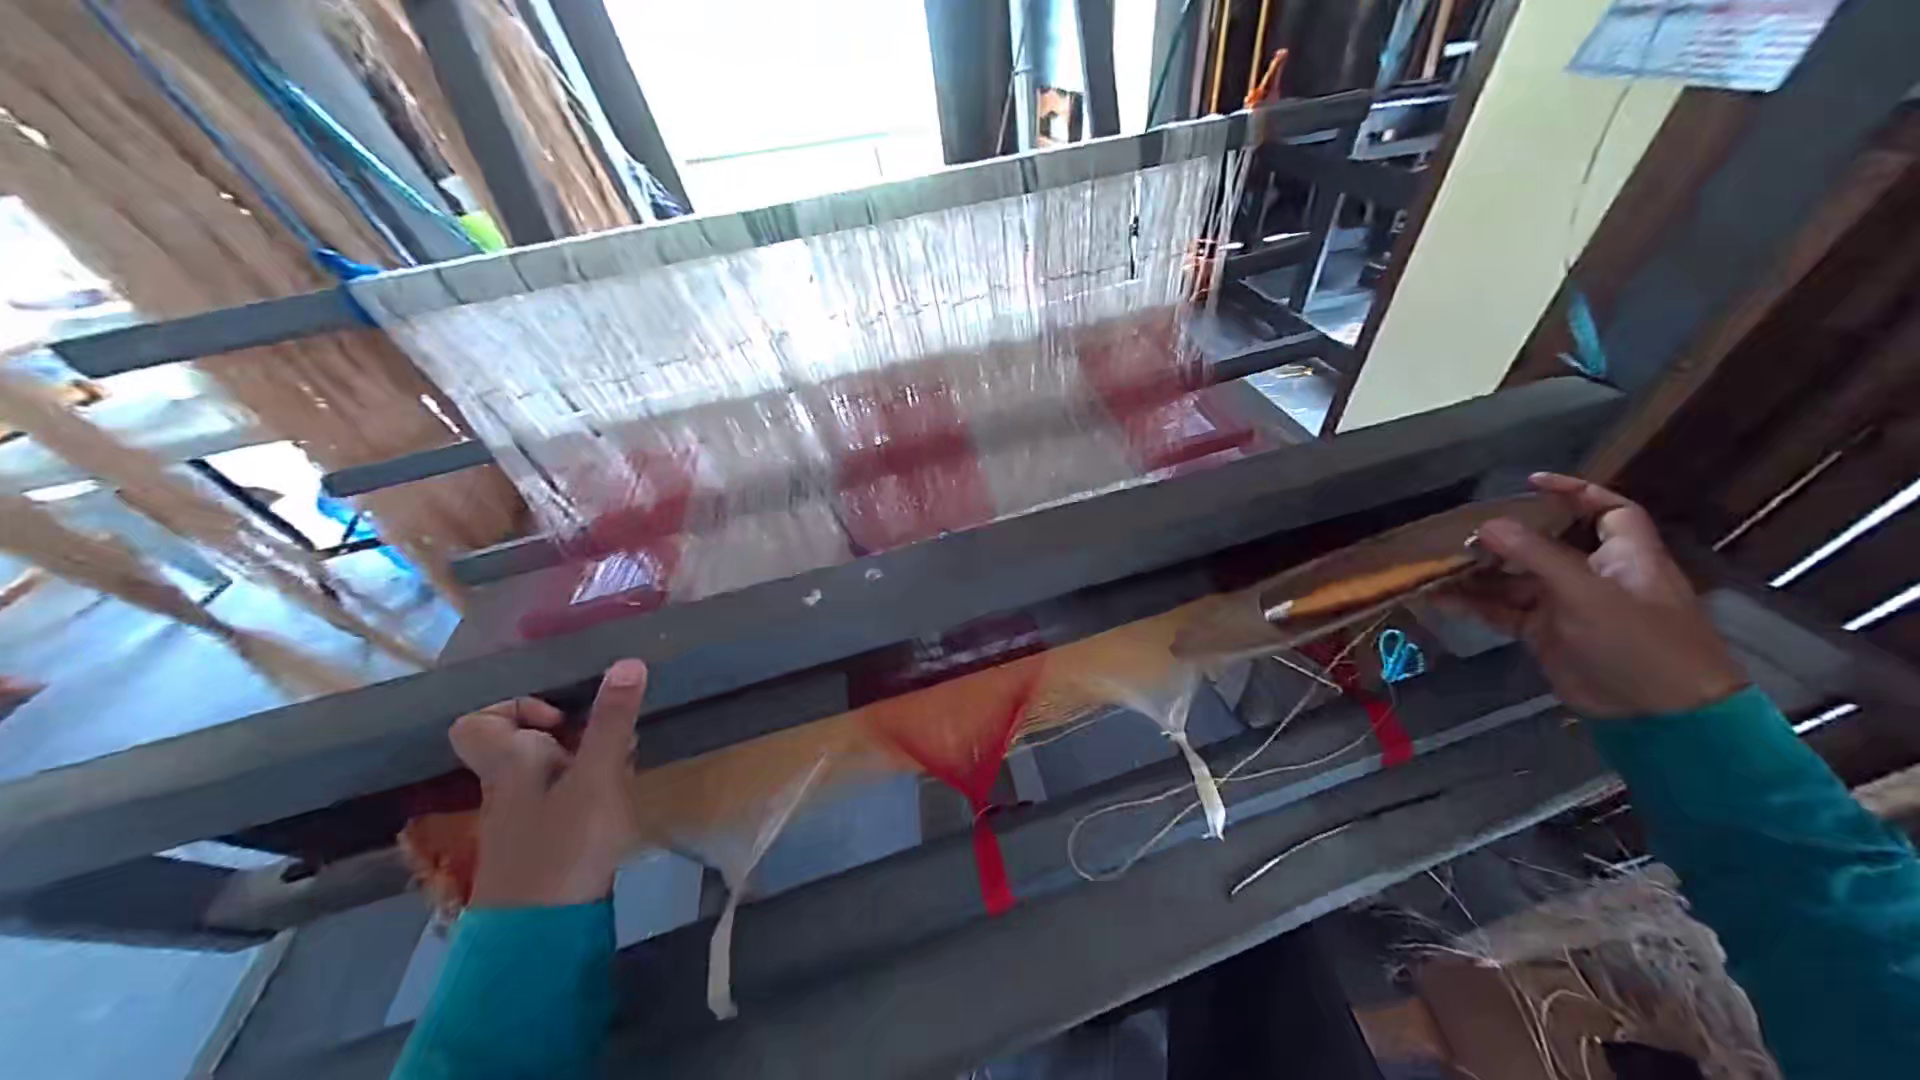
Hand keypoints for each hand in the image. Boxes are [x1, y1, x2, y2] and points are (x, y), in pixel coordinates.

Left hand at [450, 659, 646, 907]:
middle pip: (524, 742)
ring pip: (549, 768)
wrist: (543, 935)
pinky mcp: (545, 840)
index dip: (514, 709)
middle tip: (608, 738)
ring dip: (586, 759)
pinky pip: (563, 795)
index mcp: (508, 763)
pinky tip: (616, 796)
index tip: (561, 718)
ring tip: (622, 763)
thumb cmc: (564, 844)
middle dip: (571, 732)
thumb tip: (628, 661)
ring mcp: (525, 816)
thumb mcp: (595, 775)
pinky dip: (589, 787)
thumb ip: (611, 720)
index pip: (476, 723)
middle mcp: (507, 785)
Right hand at [1449, 474, 1745, 718]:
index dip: (1576, 491)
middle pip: (1545, 545)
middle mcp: (1594, 577)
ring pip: (1515, 579)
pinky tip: (1441, 599)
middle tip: (1462, 534)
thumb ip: (1536, 555)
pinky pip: (1502, 611)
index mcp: (1624, 557)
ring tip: (1438, 567)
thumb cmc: (1639, 643)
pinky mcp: (1546, 634)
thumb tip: (1486, 525)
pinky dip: (1473, 604)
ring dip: (1479, 574)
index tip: (1531, 482)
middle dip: (1505, 538)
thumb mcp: (1587, 593)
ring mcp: (1567, 607)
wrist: (1658, 715)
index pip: (1606, 511)